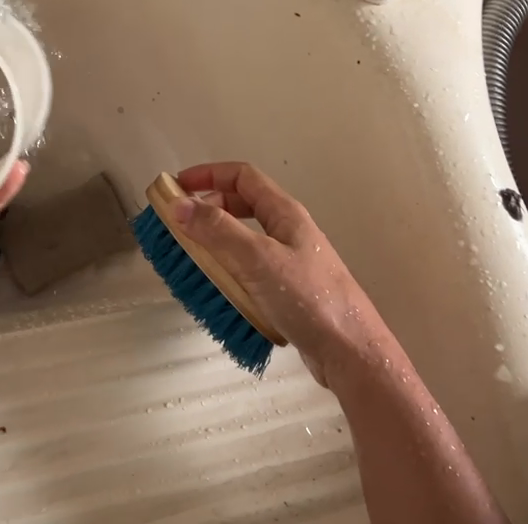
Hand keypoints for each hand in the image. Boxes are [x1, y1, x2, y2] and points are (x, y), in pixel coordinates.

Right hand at [170, 162, 387, 384]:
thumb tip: (179, 204)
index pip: (242, 176)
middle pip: (244, 203)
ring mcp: (291, 262)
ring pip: (247, 237)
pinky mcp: (289, 291)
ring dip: (217, 239)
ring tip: (192, 254)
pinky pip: (252, 268)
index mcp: (284, 213)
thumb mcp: (257, 259)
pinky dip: (230, 268)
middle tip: (181, 222)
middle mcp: (289, 231)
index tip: (176, 187)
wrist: (351, 353)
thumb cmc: (308, 299)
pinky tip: (218, 286)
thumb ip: (218, 230)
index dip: (208, 175)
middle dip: (210, 206)